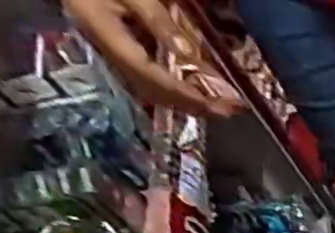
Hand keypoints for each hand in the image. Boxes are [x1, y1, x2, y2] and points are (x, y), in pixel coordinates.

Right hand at [64, 0, 245, 117]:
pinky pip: (153, 82)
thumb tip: (187, 52)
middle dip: (193, 104)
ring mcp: (115, 55)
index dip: (183, 93)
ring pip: (155, 91)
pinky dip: (180, 93)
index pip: (149, 74)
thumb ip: (157, 20)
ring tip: (223, 108)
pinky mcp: (123, 55)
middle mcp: (108, 51)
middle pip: (154, 89)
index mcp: (104, 32)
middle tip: (229, 110)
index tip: (214, 104)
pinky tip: (202, 96)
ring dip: (190, 103)